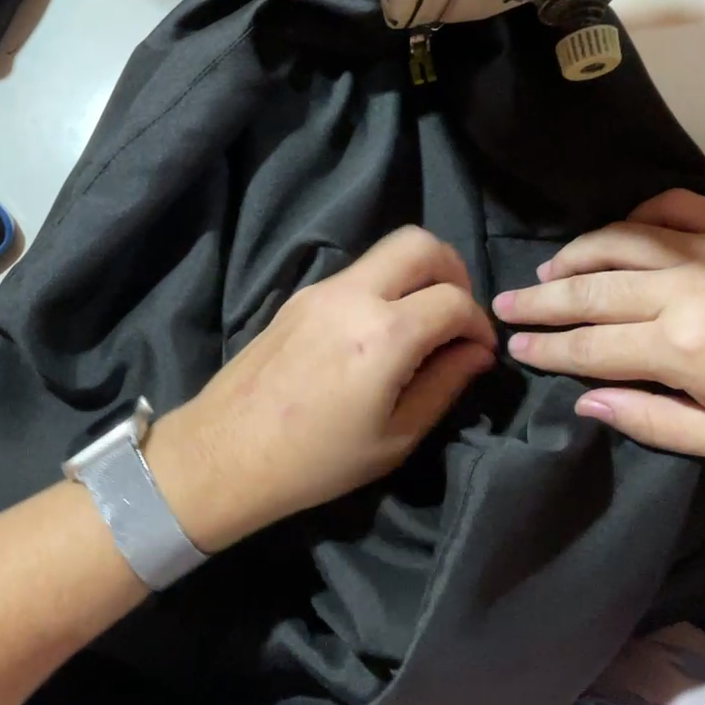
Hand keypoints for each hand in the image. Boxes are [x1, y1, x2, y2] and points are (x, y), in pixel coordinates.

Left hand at [147, 227, 497, 550]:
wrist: (226, 453)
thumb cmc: (316, 461)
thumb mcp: (395, 437)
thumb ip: (444, 384)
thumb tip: (477, 352)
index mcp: (383, 334)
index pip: (454, 299)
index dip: (478, 323)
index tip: (478, 351)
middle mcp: (353, 295)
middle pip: (421, 243)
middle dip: (453, 272)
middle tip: (456, 315)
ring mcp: (320, 290)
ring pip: (385, 252)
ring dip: (416, 276)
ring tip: (421, 325)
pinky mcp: (298, 297)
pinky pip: (356, 273)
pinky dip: (383, 287)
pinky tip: (379, 333)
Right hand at [491, 189, 704, 465]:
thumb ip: (649, 420)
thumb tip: (583, 402)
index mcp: (681, 348)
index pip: (588, 345)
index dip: (545, 348)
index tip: (514, 347)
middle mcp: (685, 289)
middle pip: (589, 290)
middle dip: (539, 300)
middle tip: (502, 305)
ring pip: (618, 242)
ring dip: (573, 256)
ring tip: (545, 269)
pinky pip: (672, 207)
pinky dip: (636, 215)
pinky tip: (618, 231)